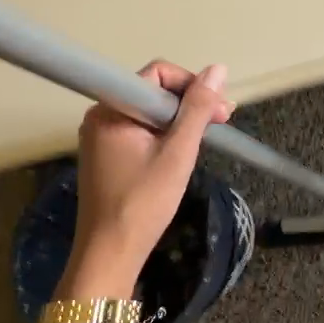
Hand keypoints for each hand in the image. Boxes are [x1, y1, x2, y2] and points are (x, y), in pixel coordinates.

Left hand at [63, 61, 232, 295]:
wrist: (110, 253)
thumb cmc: (144, 201)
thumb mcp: (178, 152)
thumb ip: (198, 108)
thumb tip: (217, 69)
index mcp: (111, 110)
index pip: (157, 74)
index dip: (192, 84)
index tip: (218, 107)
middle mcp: (101, 116)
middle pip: (154, 91)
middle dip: (191, 102)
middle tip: (222, 121)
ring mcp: (102, 136)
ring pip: (150, 112)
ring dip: (182, 119)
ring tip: (208, 137)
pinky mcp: (108, 154)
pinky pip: (142, 129)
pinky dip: (166, 134)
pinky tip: (184, 150)